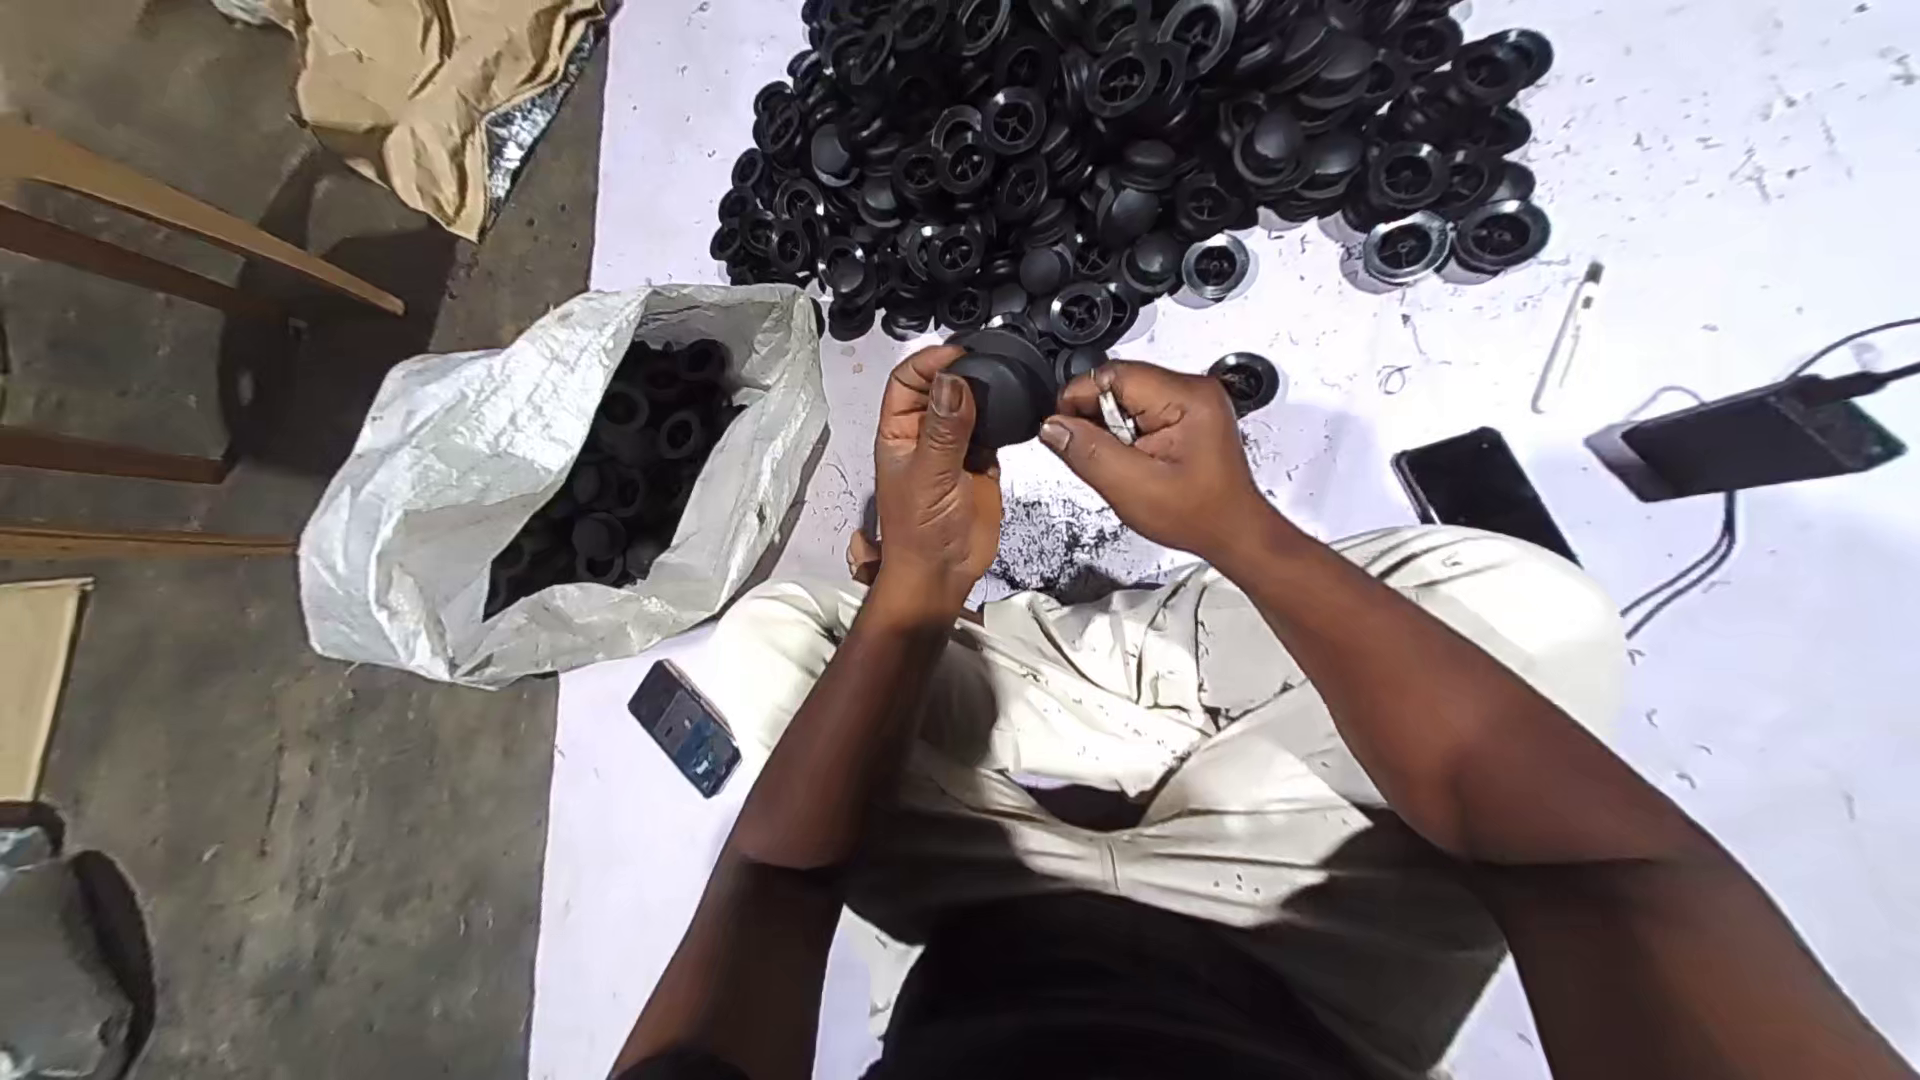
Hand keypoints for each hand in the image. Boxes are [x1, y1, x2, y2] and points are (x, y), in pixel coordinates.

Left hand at [868, 345, 1002, 622]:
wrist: (944, 572)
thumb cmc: (918, 535)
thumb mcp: (930, 476)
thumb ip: (944, 429)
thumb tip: (952, 382)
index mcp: (899, 434)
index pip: (906, 382)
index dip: (928, 363)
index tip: (957, 355)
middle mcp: (925, 436)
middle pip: (939, 386)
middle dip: (959, 370)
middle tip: (984, 363)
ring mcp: (953, 448)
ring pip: (967, 406)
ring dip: (982, 394)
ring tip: (1000, 382)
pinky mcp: (979, 463)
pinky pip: (990, 430)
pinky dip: (1001, 420)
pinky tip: (1010, 414)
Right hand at [1041, 360, 1281, 564]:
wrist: (1230, 533)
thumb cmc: (1199, 514)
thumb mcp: (1130, 487)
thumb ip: (1086, 452)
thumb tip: (1052, 427)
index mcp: (1186, 398)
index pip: (1111, 374)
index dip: (1078, 400)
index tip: (1065, 429)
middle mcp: (1192, 390)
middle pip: (1116, 385)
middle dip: (1096, 421)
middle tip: (1104, 456)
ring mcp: (1190, 402)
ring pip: (1124, 400)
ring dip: (1112, 432)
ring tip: (1126, 463)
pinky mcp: (1185, 416)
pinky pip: (1137, 414)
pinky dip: (1125, 438)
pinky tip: (1136, 462)